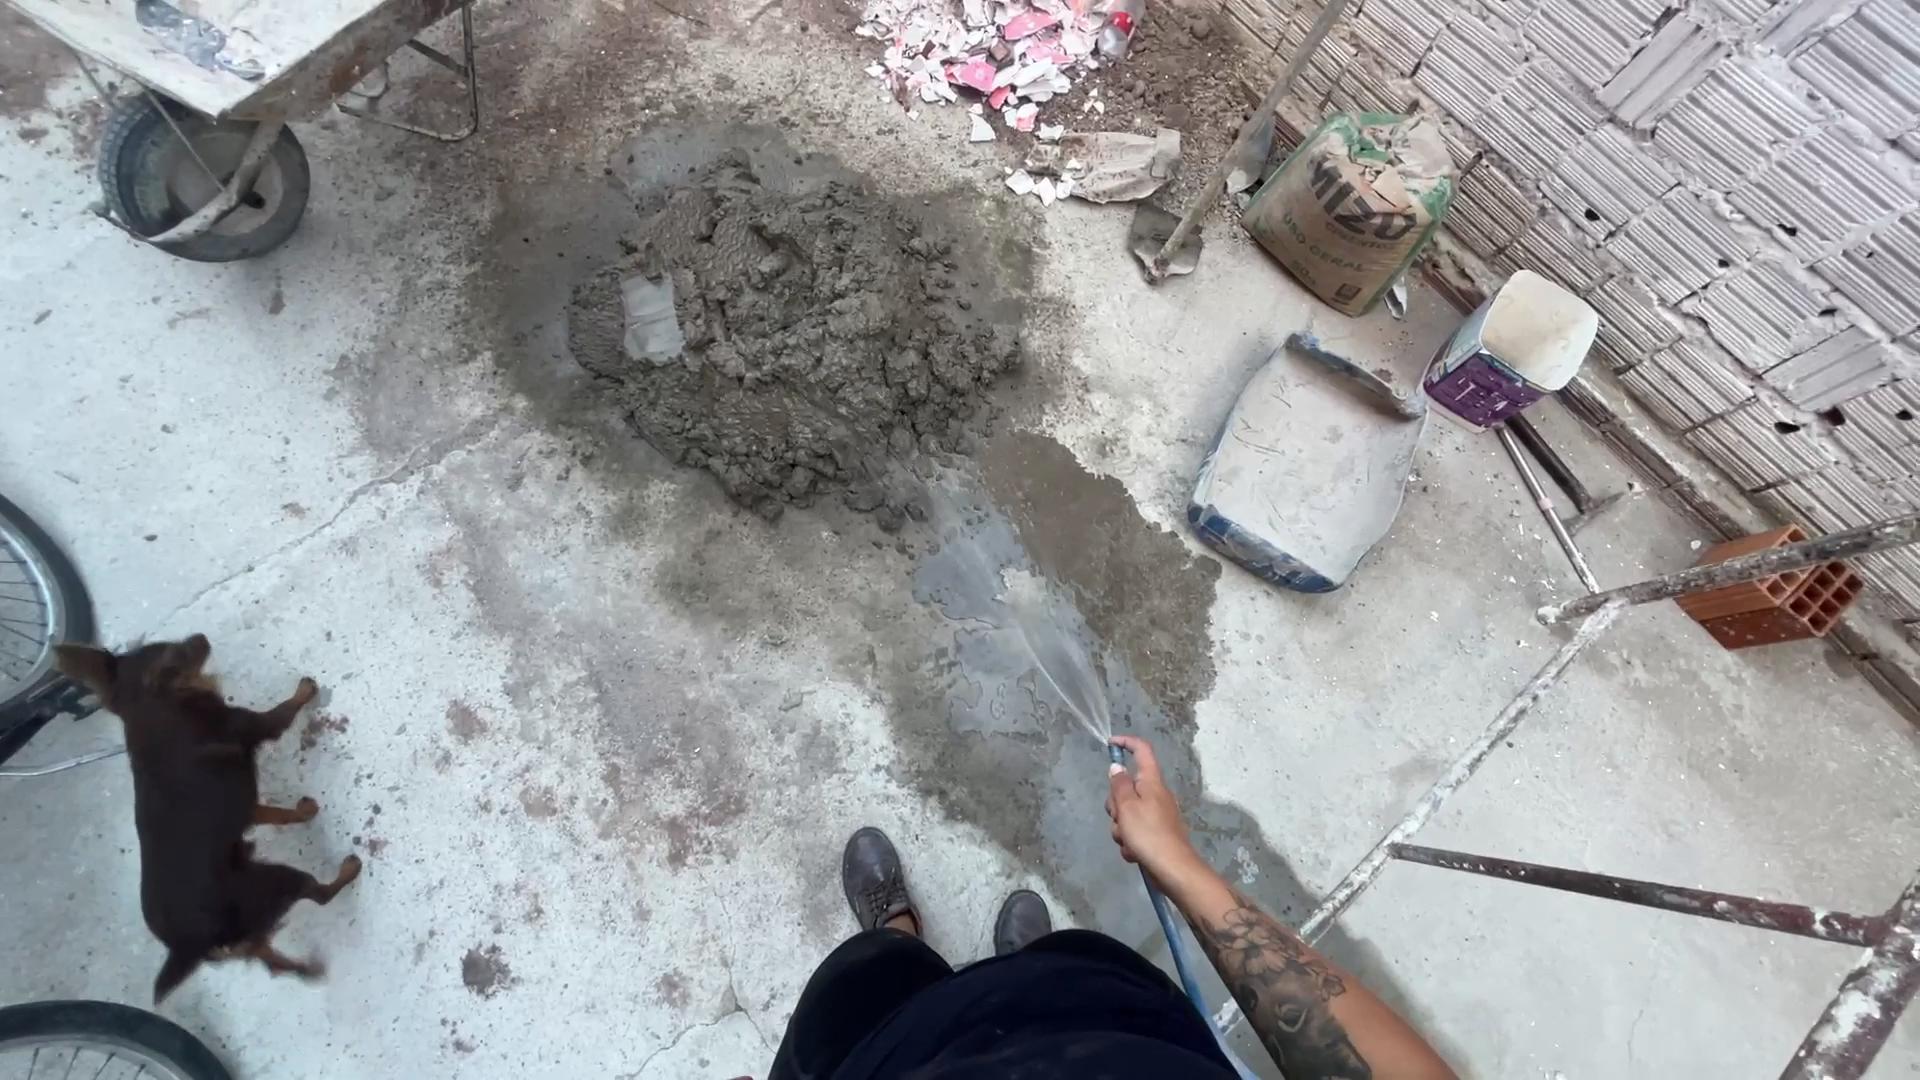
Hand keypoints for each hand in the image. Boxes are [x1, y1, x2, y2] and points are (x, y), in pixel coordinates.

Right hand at [1106, 736, 1205, 886]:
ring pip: (1127, 812)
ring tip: (1127, 840)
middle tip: (1119, 816)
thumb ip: (1119, 785)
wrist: (1174, 870)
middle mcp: (1156, 794)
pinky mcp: (1156, 833)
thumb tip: (1117, 767)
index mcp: (1152, 781)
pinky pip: (1135, 830)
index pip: (1142, 750)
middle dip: (1116, 803)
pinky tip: (1134, 852)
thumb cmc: (1149, 833)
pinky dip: (1130, 840)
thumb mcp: (1127, 806)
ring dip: (1121, 826)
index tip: (1109, 745)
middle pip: (1127, 787)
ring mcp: (1157, 814)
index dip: (1126, 742)